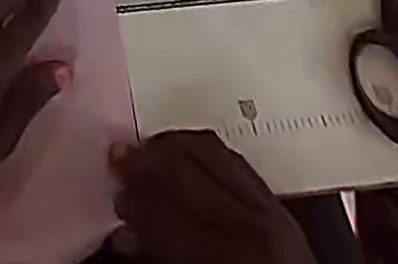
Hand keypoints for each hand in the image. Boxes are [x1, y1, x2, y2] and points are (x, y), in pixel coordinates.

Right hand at [112, 130, 314, 263]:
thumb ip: (157, 259)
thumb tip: (125, 233)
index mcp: (226, 259)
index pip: (162, 211)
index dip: (131, 201)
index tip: (117, 197)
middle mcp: (250, 229)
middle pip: (180, 169)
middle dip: (142, 162)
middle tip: (120, 162)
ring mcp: (270, 214)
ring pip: (206, 150)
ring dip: (169, 146)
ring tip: (147, 152)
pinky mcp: (279, 208)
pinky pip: (232, 157)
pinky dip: (202, 149)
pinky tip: (184, 154)